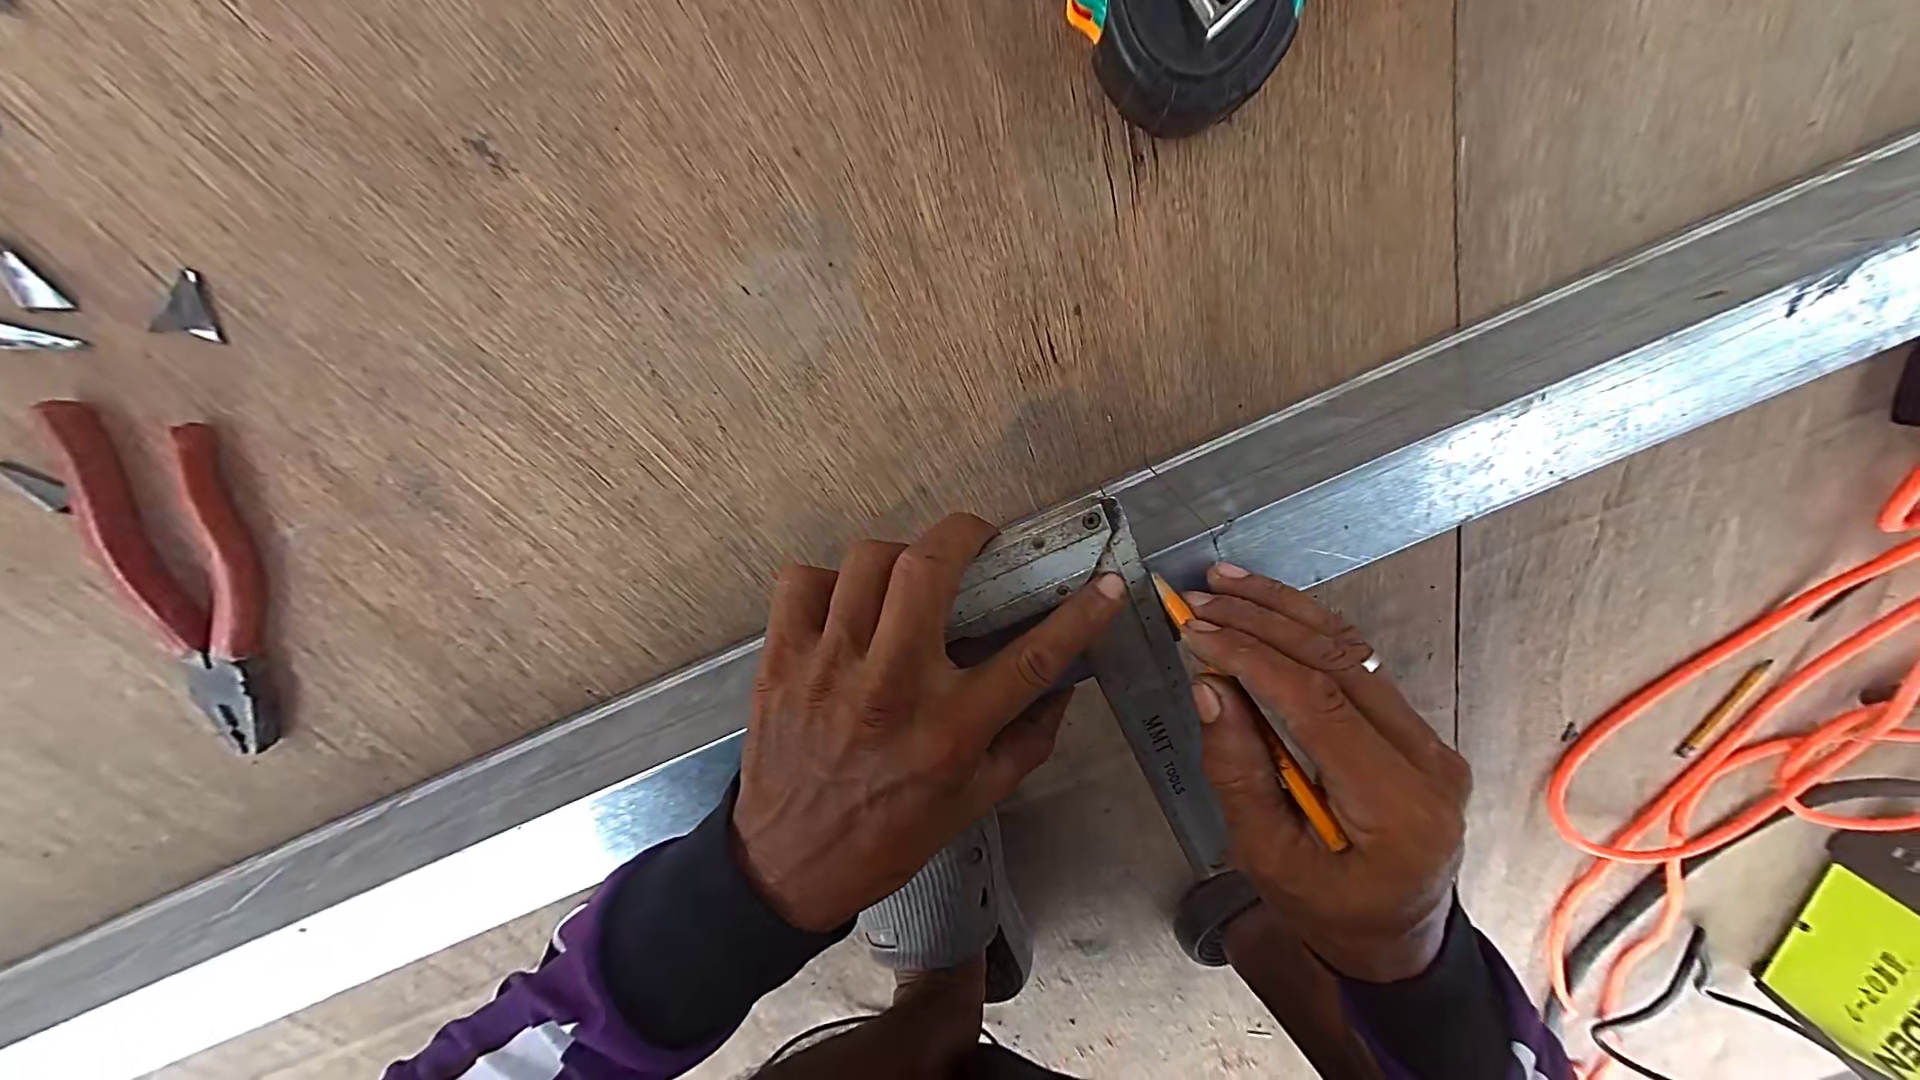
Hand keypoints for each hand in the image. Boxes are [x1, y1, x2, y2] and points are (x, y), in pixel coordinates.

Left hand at [732, 512, 1127, 931]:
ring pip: (866, 562)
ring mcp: (828, 667)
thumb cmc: (890, 836)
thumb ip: (1027, 739)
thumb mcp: (975, 801)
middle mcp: (890, 686)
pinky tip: (844, 606)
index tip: (1106, 584)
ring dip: (899, 556)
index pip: (1030, 658)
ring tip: (908, 579)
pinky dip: (828, 579)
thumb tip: (1064, 683)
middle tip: (977, 541)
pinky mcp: (781, 661)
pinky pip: (801, 581)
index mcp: (948, 729)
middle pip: (928, 569)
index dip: (1079, 614)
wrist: (786, 868)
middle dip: (963, 533)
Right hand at [1181, 563, 1471, 982]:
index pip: (1317, 703)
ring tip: (1222, 580)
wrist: (1394, 937)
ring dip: (1280, 607)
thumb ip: (1237, 771)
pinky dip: (1301, 623)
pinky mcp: (1408, 724)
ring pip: (1348, 647)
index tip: (1193, 632)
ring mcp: (1424, 736)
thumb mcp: (1265, 856)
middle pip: (1336, 661)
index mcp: (1397, 805)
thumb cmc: (1324, 908)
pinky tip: (1261, 601)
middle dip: (1258, 622)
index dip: (1250, 658)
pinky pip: (1352, 659)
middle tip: (1195, 601)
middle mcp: (1425, 758)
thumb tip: (1209, 687)